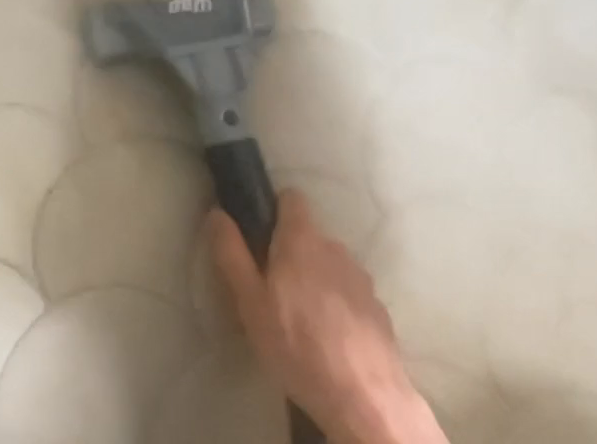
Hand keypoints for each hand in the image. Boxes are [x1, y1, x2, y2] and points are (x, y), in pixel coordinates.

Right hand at [209, 189, 447, 443]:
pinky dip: (336, 306)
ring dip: (313, 280)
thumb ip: (231, 253)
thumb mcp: (249, 301)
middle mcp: (336, 249)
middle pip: (308, 236)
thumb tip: (217, 213)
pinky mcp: (378, 310)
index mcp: (302, 240)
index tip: (258, 235)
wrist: (364, 399)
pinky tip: (326, 339)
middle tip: (269, 290)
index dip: (273, 209)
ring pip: (329, 266)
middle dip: (289, 253)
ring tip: (298, 320)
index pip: (291, 198)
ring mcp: (361, 279)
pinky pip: (348, 294)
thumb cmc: (296, 344)